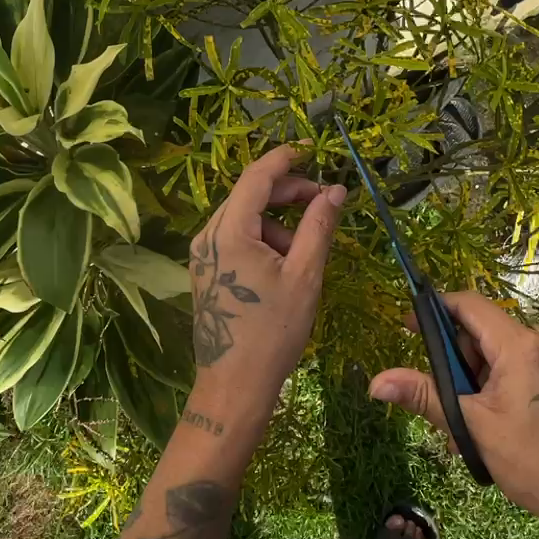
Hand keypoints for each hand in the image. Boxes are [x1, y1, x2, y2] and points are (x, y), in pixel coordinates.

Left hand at [187, 145, 346, 421]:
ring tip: (305, 252)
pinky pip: (236, 238)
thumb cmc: (273, 331)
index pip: (257, 176)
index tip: (312, 152)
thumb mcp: (305, 275)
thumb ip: (319, 226)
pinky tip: (284, 266)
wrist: (234, 386)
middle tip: (323, 204)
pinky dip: (263, 239)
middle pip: (250, 194)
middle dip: (288, 194)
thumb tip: (336, 189)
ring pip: (245, 217)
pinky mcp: (206, 270)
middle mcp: (208, 235)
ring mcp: (203, 254)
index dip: (285, 158)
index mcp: (229, 230)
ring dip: (278, 222)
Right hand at [367, 292, 538, 525]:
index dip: (435, 310)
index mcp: (520, 345)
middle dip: (458, 362)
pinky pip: (525, 371)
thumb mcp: (473, 428)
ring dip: (479, 382)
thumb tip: (376, 384)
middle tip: (447, 404)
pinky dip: (502, 389)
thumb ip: (424, 397)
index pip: (469, 304)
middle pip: (484, 333)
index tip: (408, 328)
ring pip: (503, 356)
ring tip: (472, 429)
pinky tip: (499, 429)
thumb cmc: (536, 462)